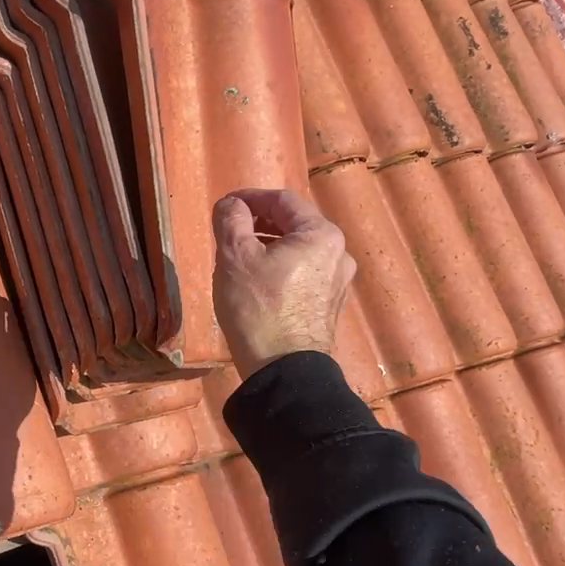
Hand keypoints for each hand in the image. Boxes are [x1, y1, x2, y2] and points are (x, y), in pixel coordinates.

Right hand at [212, 188, 356, 379]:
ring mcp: (338, 281)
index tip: (225, 205)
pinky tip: (258, 283)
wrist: (283, 368)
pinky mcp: (330, 304)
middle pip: (294, 224)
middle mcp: (339, 252)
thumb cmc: (257, 307)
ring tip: (240, 259)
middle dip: (259, 222)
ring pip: (298, 250)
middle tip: (229, 232)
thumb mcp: (234, 258)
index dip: (250, 197)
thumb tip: (230, 204)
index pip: (282, 200)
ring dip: (268, 246)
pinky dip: (280, 267)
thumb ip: (230, 221)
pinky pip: (303, 273)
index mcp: (321, 234)